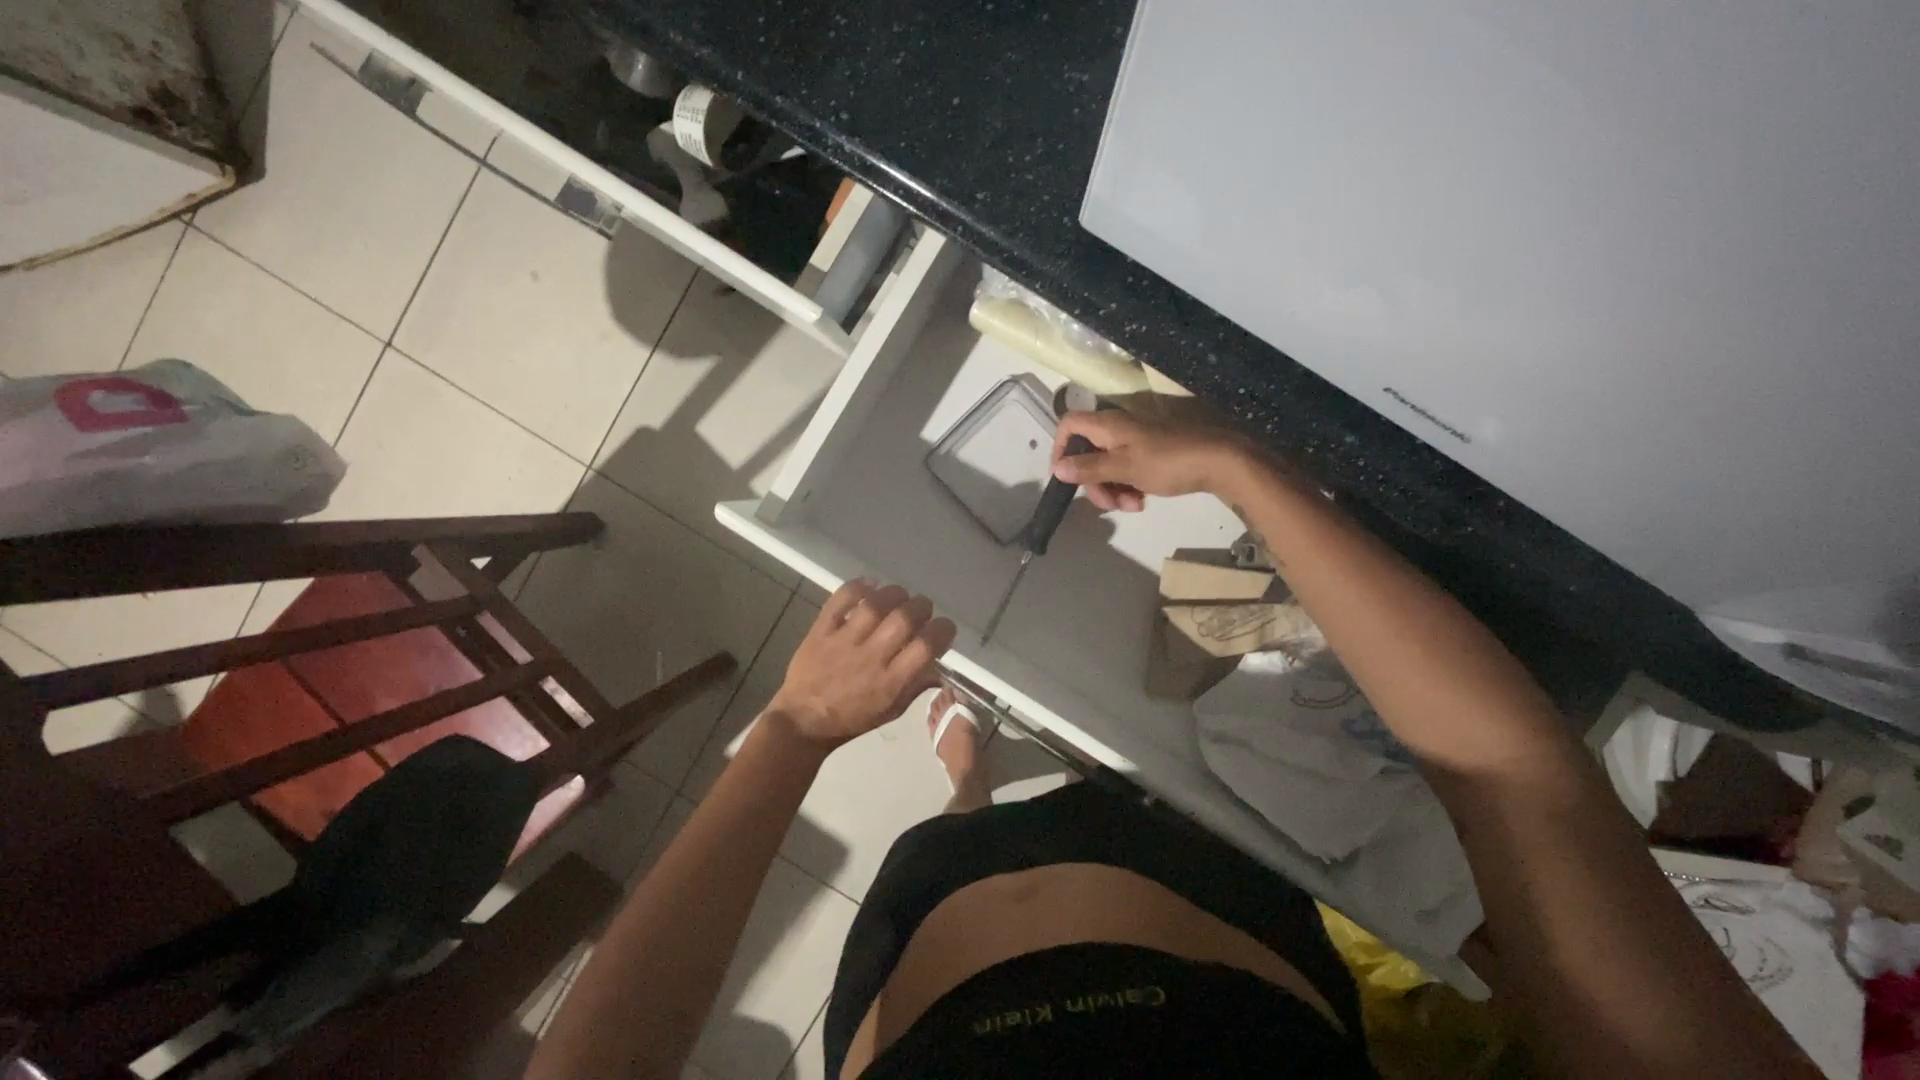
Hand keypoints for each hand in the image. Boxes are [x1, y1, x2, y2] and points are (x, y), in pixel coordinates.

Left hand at [765, 580, 956, 748]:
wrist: (803, 721)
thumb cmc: (852, 720)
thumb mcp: (892, 711)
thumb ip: (917, 686)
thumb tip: (940, 666)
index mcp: (891, 682)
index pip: (925, 647)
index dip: (942, 630)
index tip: (944, 627)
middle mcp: (870, 658)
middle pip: (904, 619)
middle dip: (922, 607)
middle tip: (923, 608)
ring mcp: (843, 642)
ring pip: (875, 605)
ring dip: (894, 594)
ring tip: (900, 595)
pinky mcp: (821, 631)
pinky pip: (840, 600)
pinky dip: (857, 587)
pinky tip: (870, 585)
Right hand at [1050, 409, 1257, 511]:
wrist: (1218, 462)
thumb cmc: (1168, 462)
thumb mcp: (1124, 468)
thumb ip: (1089, 468)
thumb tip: (1056, 468)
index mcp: (1107, 425)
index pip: (1069, 425)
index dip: (1060, 448)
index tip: (1065, 476)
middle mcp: (1117, 430)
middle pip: (1087, 454)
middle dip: (1093, 483)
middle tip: (1109, 504)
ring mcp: (1134, 443)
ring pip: (1107, 467)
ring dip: (1112, 490)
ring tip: (1132, 506)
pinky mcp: (1149, 456)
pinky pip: (1126, 471)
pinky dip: (1128, 487)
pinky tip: (1141, 502)